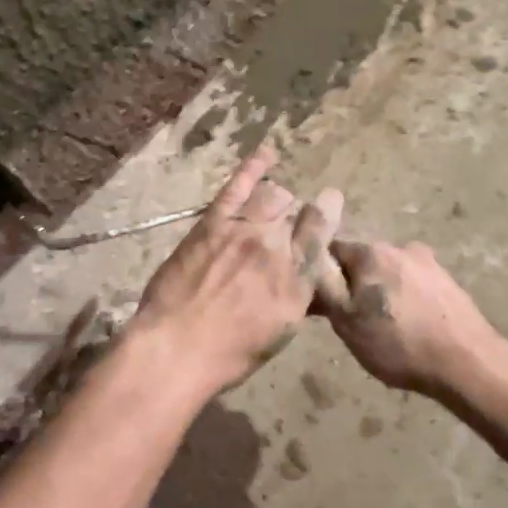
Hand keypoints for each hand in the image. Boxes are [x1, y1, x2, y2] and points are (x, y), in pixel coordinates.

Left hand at [132, 146, 343, 390]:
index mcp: (298, 278)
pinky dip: (254, 167)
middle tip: (285, 229)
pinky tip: (267, 153)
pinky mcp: (212, 223)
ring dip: (277, 199)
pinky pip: (237, 187)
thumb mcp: (280, 330)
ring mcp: (244, 230)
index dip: (328, 213)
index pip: (322, 230)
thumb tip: (306, 274)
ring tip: (274, 204)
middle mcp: (277, 247)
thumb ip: (298, 293)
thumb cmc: (230, 353)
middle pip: (295, 212)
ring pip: (272, 196)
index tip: (330, 206)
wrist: (177, 348)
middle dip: (294, 216)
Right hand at [317, 240, 503, 397]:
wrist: (467, 362)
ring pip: (391, 273)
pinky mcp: (449, 282)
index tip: (322, 300)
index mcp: (371, 251)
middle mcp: (400, 246)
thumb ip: (324, 288)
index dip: (322, 273)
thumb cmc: (398, 343)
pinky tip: (412, 327)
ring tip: (386, 328)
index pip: (332, 249)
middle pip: (363, 261)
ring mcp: (429, 263)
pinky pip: (415, 285)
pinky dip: (407, 300)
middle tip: (354, 320)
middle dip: (355, 284)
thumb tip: (310, 266)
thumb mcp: (347, 322)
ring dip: (383, 292)